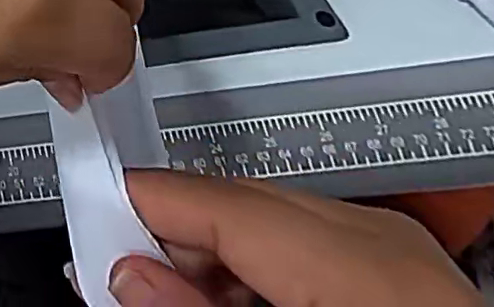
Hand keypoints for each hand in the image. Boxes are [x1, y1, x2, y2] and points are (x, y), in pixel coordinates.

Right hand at [97, 171, 480, 306]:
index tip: (92, 224)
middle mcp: (380, 238)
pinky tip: (235, 301)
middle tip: (127, 282)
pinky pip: (302, 240)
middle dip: (173, 235)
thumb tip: (128, 278)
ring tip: (179, 298)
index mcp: (359, 260)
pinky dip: (258, 267)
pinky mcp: (402, 265)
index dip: (141, 202)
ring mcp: (396, 249)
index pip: (214, 197)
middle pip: (234, 201)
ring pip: (263, 218)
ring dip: (212, 253)